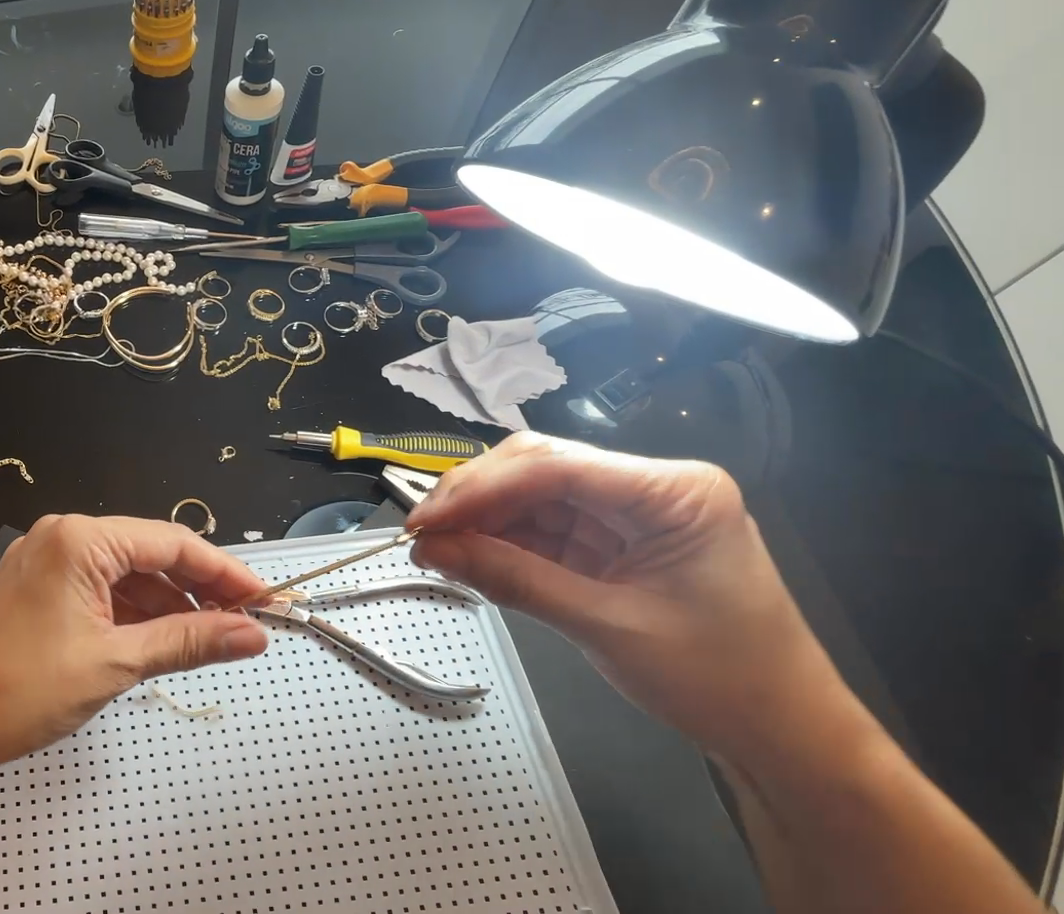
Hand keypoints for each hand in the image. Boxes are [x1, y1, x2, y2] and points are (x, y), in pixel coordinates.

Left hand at [0, 515, 270, 784]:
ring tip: (213, 635)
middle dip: (199, 588)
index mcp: (79, 539)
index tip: (262, 599)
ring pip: (127, 573)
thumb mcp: (116, 663)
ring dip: (169, 602)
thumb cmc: (23, 691)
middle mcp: (63, 536)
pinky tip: (165, 636)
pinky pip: (101, 588)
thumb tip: (250, 634)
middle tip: (245, 620)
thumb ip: (189, 641)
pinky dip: (135, 611)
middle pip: (149, 553)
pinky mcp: (39, 586)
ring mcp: (47, 559)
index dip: (223, 571)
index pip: (169, 543)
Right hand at [408, 432, 844, 759]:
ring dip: (481, 520)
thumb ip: (514, 580)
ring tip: (432, 548)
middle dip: (474, 498)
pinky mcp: (613, 540)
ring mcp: (630, 512)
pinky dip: (502, 542)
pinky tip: (466, 554)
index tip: (423, 520)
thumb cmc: (720, 681)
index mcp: (674, 491)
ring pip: (533, 496)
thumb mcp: (606, 628)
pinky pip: (543, 528)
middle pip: (539, 469)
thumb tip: (430, 549)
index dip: (480, 488)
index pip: (556, 466)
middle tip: (420, 532)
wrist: (784, 737)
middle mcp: (650, 486)